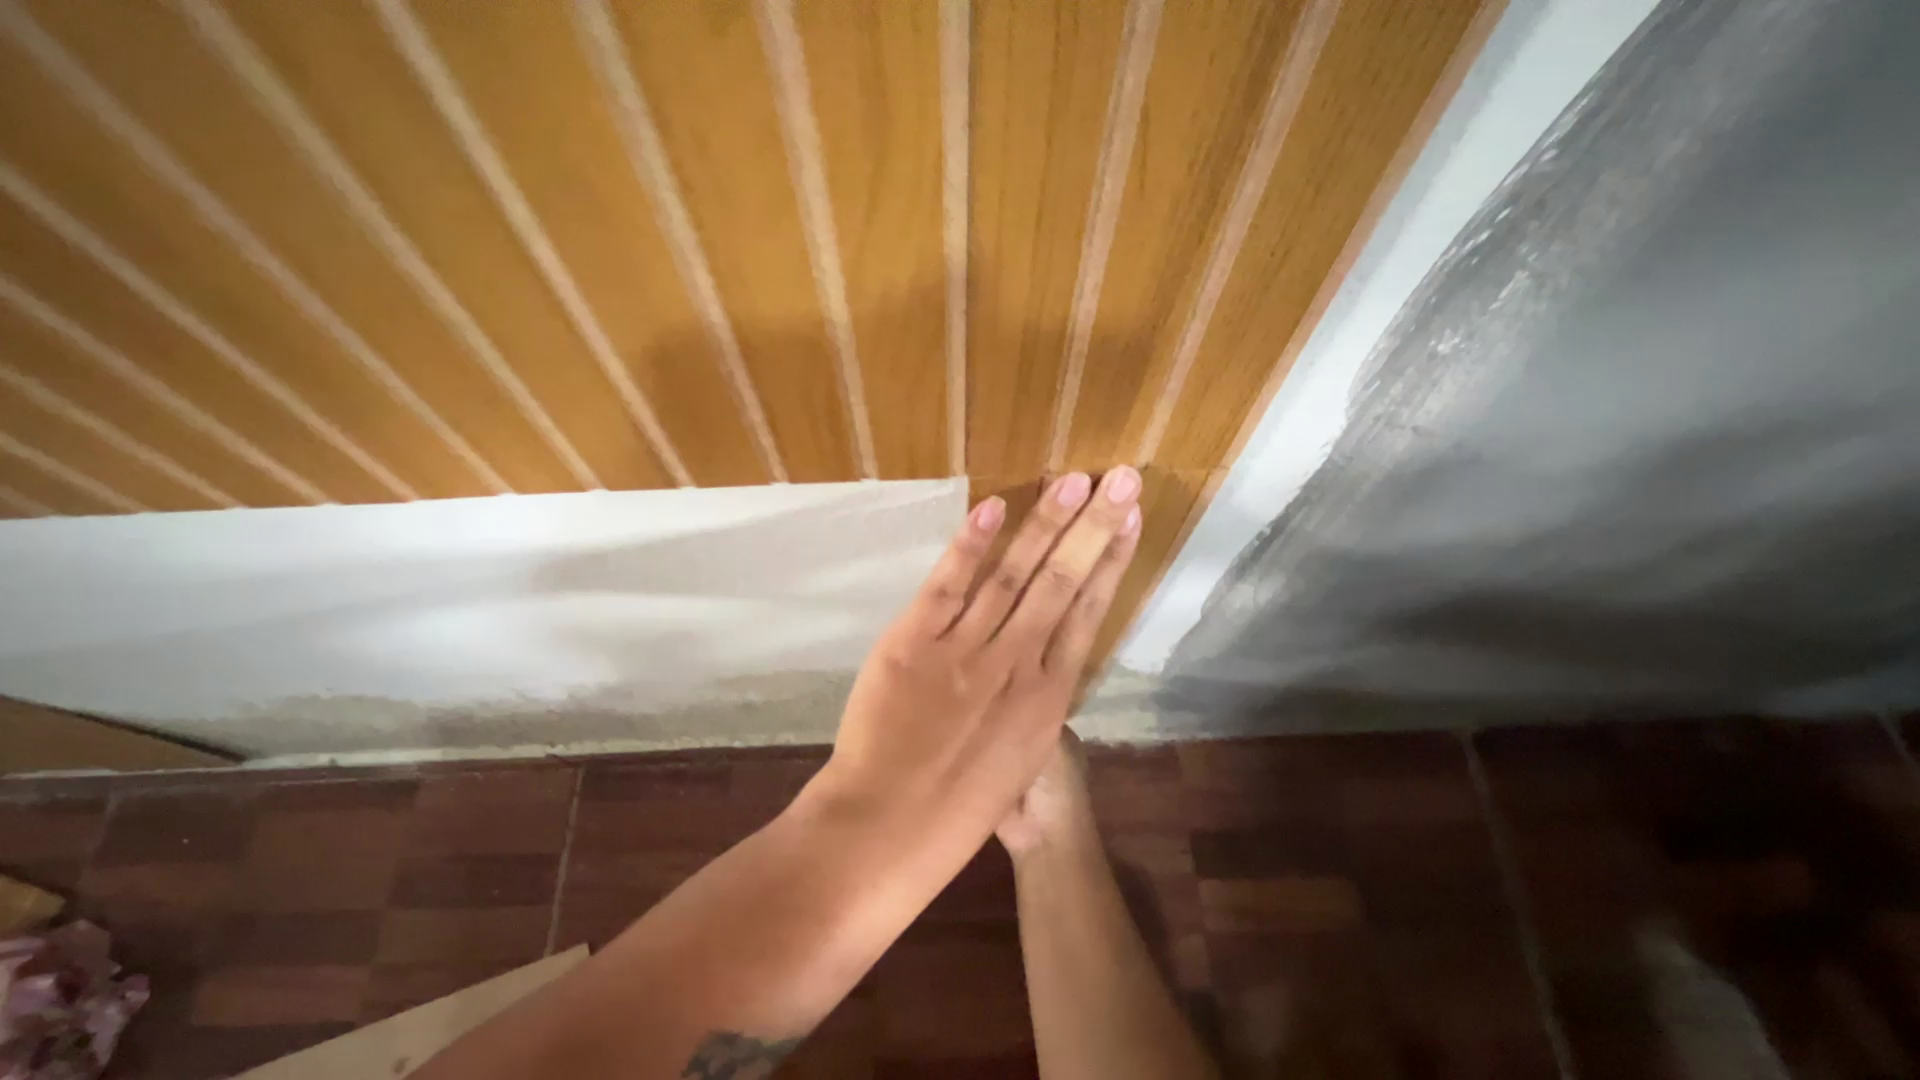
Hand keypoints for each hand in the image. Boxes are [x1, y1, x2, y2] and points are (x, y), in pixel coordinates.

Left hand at [801, 468, 1141, 856]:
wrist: (888, 828)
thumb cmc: (957, 811)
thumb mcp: (1018, 762)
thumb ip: (1033, 709)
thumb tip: (1043, 670)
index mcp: (1049, 697)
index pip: (1089, 613)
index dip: (1111, 562)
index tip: (1131, 520)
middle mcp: (1017, 664)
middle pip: (1063, 582)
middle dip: (1094, 525)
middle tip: (1121, 475)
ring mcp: (967, 651)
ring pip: (1015, 576)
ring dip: (1046, 523)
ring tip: (1074, 480)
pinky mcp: (914, 643)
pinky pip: (948, 585)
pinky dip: (972, 545)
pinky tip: (996, 507)